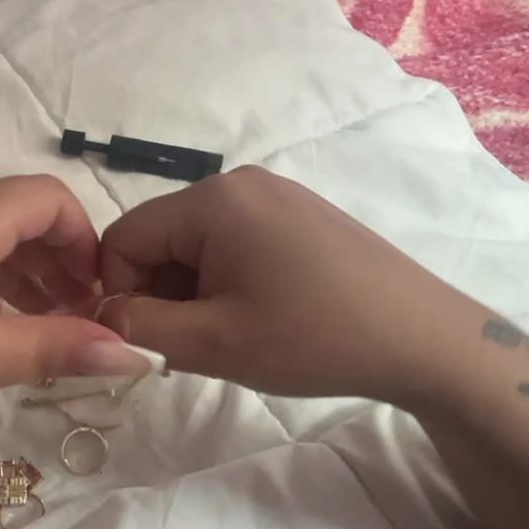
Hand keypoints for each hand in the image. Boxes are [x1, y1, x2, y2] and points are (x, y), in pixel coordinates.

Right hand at [96, 166, 485, 408]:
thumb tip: (103, 316)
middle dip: (160, 294)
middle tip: (197, 344)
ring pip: (195, 246)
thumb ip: (139, 327)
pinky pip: (232, 244)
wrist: (425, 340)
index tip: (154, 339)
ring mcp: (275, 196)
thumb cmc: (313, 338)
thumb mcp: (212, 342)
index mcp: (212, 200)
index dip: (122, 294)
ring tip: (233, 334)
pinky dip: (226, 283)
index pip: (123, 238)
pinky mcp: (299, 217)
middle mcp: (240, 184)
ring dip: (193, 294)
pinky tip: (259, 317)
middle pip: (160, 239)